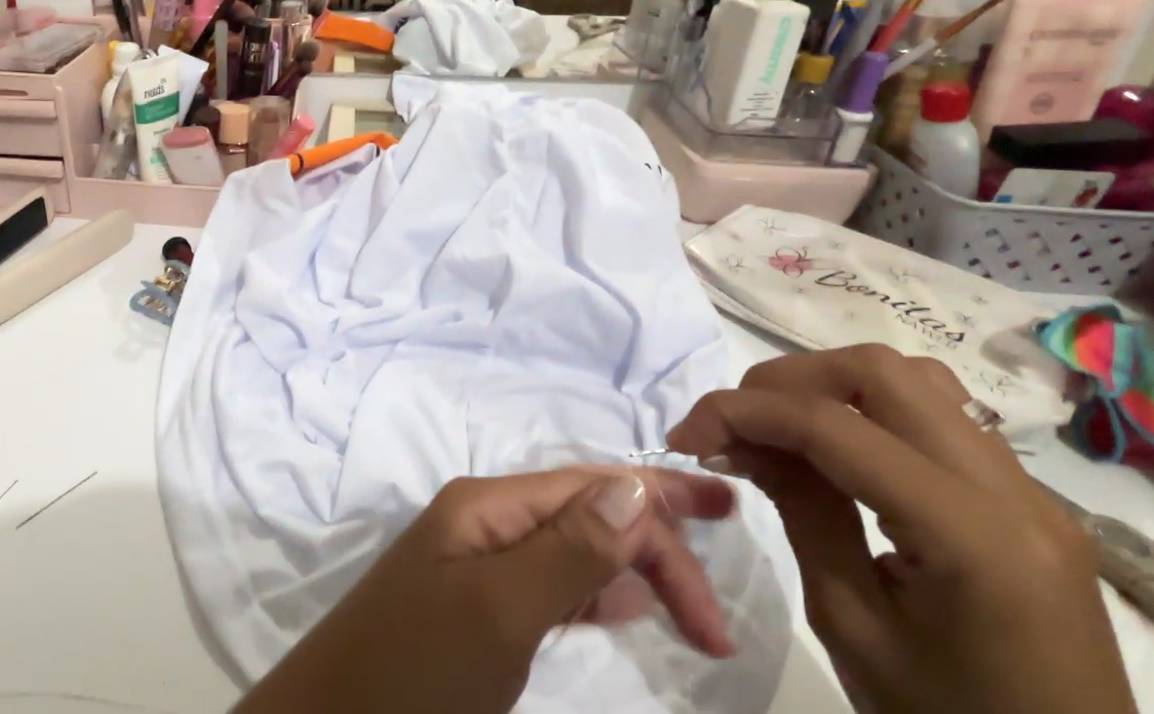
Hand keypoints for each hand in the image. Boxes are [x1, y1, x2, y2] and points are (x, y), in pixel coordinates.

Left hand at [233, 467, 737, 713]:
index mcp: (486, 505)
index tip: (737, 514)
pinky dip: (595, 594)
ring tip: (692, 612)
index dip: (662, 496)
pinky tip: (625, 607)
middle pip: (587, 515)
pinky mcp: (479, 609)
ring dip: (633, 571)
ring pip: (574, 551)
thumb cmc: (416, 670)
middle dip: (655, 550)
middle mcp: (483, 521)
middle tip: (715, 628)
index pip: (592, 487)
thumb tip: (635, 483)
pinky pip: (552, 586)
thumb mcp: (498, 610)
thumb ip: (568, 549)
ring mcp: (478, 565)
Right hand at [668, 345, 1134, 713]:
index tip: (684, 437)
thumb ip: (802, 512)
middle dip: (786, 381)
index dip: (743, 413)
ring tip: (779, 429)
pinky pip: (941, 418)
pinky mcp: (1029, 501)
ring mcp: (1031, 492)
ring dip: (831, 385)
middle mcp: (1014, 491)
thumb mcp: (849, 624)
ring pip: (917, 379)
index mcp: (971, 534)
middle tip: (733, 425)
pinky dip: (869, 411)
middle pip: (881, 373)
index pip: (834, 426)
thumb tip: (741, 439)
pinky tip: (833, 451)